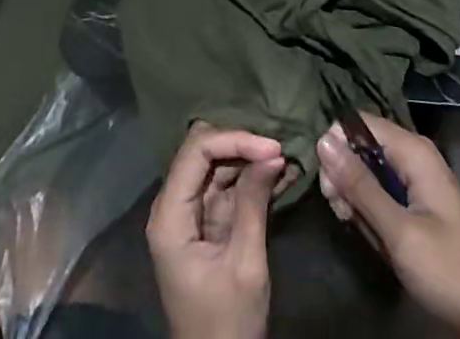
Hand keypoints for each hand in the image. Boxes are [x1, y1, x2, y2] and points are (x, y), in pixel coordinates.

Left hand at [148, 122, 286, 338]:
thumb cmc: (226, 322)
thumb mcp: (245, 263)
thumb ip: (254, 203)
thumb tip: (273, 153)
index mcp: (170, 216)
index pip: (196, 151)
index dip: (235, 139)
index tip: (274, 148)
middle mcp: (174, 207)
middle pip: (204, 151)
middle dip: (243, 145)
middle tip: (281, 151)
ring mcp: (191, 213)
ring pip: (219, 164)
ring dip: (253, 159)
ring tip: (289, 158)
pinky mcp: (209, 222)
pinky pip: (230, 186)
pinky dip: (254, 177)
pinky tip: (283, 174)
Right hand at [318, 115, 459, 338]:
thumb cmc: (450, 269)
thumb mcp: (399, 231)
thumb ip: (360, 185)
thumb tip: (323, 139)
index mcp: (415, 151)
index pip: (360, 123)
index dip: (336, 145)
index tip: (326, 184)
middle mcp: (415, 157)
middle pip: (362, 147)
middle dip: (343, 175)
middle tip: (339, 211)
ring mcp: (417, 182)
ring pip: (369, 173)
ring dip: (354, 198)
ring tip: (353, 225)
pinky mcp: (417, 206)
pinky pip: (382, 194)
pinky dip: (369, 211)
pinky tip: (368, 232)